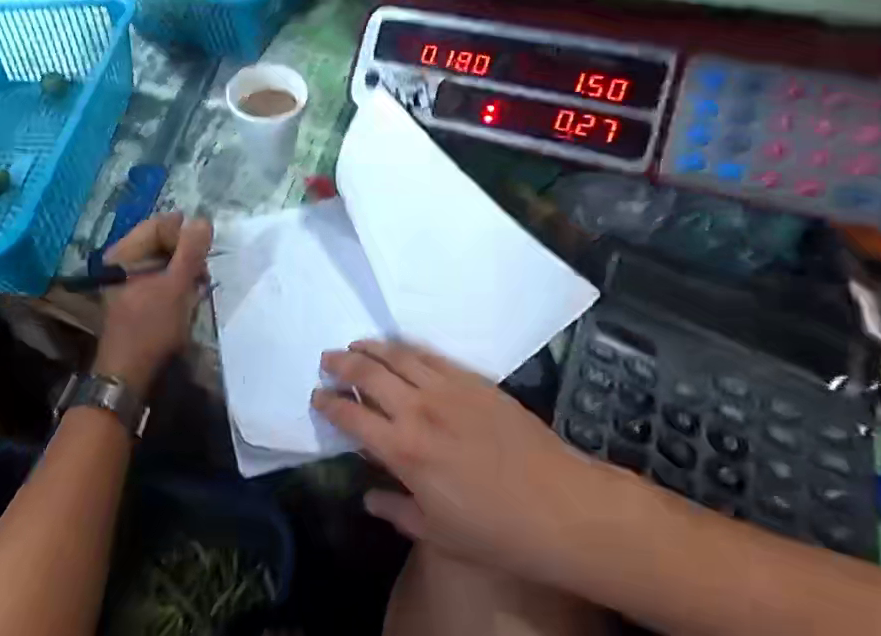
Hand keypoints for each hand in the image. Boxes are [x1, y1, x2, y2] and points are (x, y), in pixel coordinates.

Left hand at [92, 213, 212, 391]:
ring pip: (165, 259)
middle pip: (163, 240)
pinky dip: (178, 283)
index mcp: (124, 252)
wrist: (128, 374)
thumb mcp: (176, 287)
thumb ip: (190, 251)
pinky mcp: (138, 295)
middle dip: (187, 254)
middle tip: (202, 275)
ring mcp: (129, 278)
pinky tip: (188, 299)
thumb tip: (202, 219)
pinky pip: (162, 276)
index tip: (200, 258)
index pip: (161, 224)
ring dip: (185, 270)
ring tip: (196, 289)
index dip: (184, 236)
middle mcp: (123, 259)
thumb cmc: (151, 328)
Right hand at [313, 341, 626, 580]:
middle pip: (366, 373)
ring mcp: (446, 389)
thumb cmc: (499, 532)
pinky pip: (430, 354)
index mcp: (403, 451)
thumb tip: (368, 497)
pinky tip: (399, 349)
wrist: (564, 507)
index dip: (328, 403)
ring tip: (354, 346)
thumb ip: (397, 512)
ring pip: (396, 355)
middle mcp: (417, 410)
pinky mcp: (473, 380)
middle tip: (327, 360)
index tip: (316, 397)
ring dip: (369, 348)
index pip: (350, 416)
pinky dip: (407, 348)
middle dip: (340, 364)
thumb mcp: (440, 534)